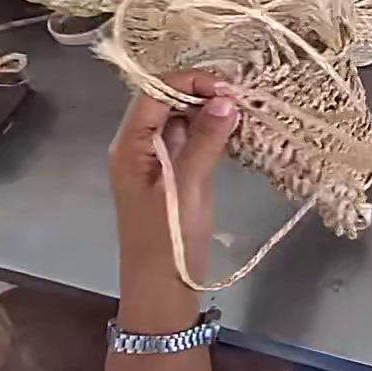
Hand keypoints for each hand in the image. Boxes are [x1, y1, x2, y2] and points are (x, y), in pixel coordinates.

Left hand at [109, 71, 238, 321]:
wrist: (162, 289)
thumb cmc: (167, 239)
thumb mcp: (186, 187)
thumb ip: (204, 141)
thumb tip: (227, 100)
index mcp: (129, 144)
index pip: (155, 92)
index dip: (189, 81)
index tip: (228, 87)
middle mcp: (140, 146)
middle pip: (166, 101)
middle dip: (202, 92)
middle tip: (240, 96)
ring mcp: (159, 160)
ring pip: (181, 119)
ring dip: (209, 110)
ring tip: (242, 109)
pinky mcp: (177, 174)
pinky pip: (192, 140)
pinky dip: (212, 130)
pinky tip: (234, 130)